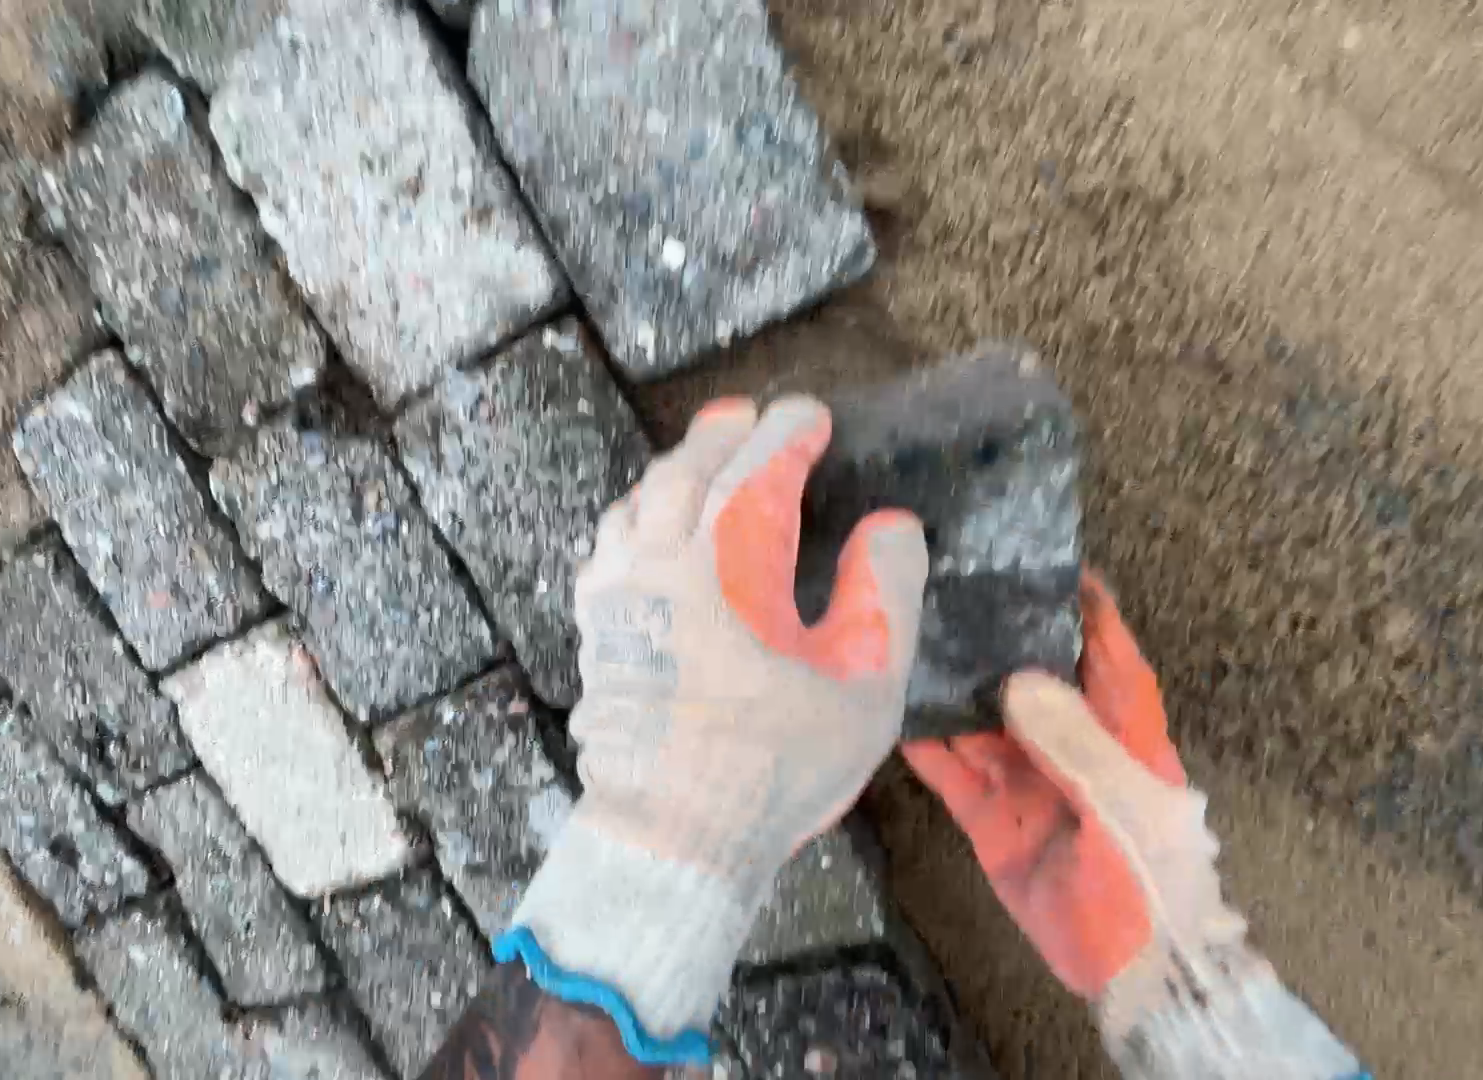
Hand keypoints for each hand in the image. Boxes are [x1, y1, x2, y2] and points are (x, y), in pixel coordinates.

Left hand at [506, 396, 927, 1052]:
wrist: (671, 829)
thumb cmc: (773, 764)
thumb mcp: (862, 687)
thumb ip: (883, 596)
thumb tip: (890, 526)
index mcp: (728, 569)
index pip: (757, 473)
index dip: (786, 435)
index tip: (809, 415)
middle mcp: (661, 564)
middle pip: (685, 471)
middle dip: (721, 434)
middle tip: (749, 416)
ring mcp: (616, 592)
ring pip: (636, 501)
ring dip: (671, 470)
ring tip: (700, 460)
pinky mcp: (592, 625)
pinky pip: (606, 545)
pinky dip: (632, 516)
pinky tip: (645, 525)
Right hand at [906, 575, 1368, 1077]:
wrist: (1129, 978)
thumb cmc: (1148, 885)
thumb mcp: (1125, 808)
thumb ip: (1076, 742)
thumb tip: (1018, 673)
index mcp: (1120, 734)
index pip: (1105, 655)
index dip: (1084, 607)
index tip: (1047, 562)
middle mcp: (1066, 744)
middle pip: (1026, 677)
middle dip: (991, 638)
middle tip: (942, 591)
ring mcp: (1021, 777)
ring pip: (974, 718)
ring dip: (943, 687)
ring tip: (900, 639)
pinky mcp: (986, 811)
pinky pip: (946, 767)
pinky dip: (919, 742)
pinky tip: (885, 710)